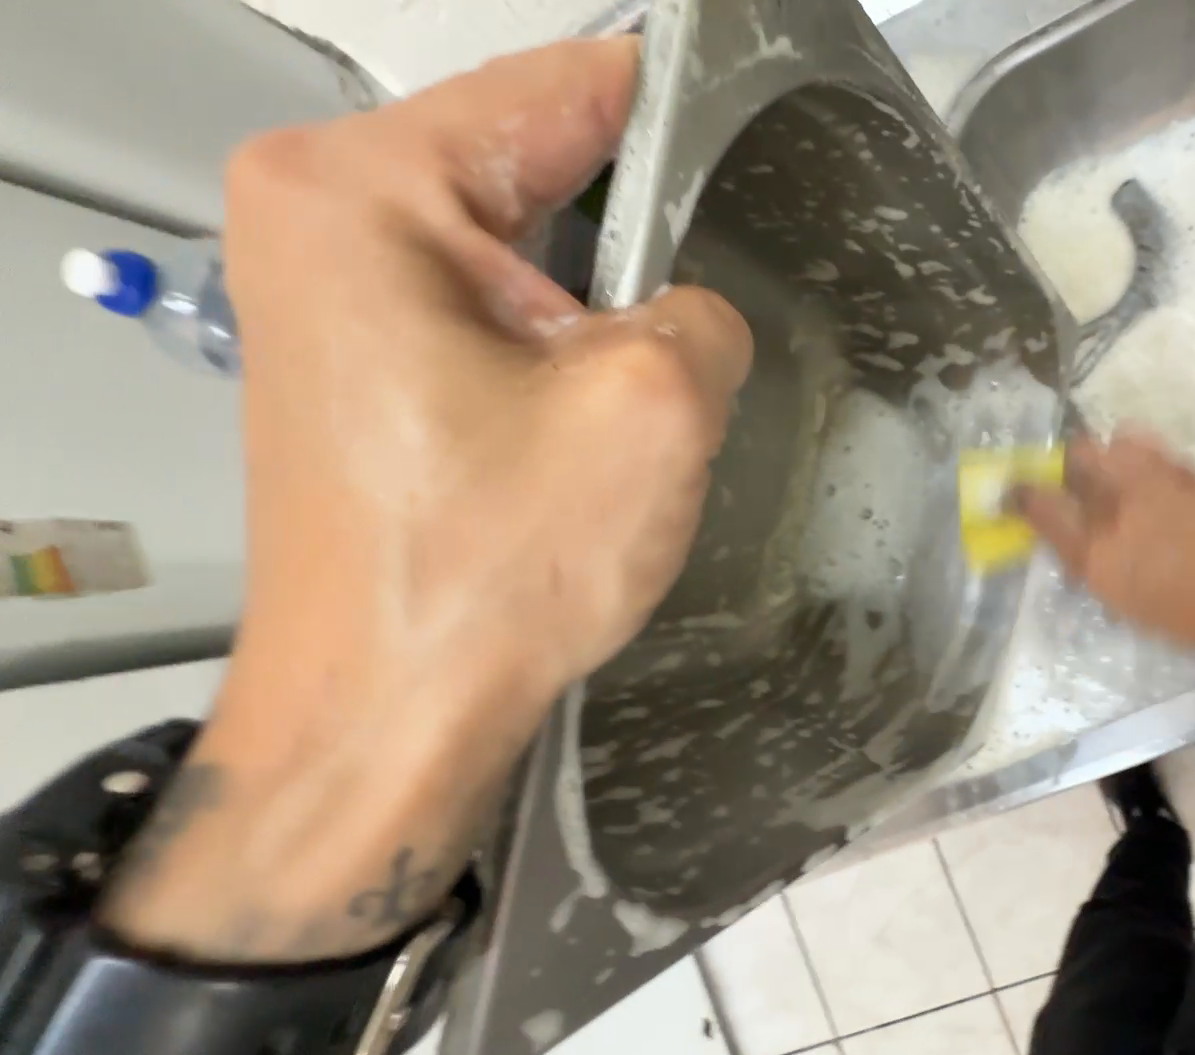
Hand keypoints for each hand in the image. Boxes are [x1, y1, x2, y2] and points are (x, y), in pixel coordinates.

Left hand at [102, 38, 752, 961]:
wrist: (391, 715)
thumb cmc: (499, 563)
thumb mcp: (654, 409)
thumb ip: (707, 316)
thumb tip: (693, 316)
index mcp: (369, 193)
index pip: (558, 91)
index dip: (673, 105)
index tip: (756, 112)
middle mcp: (329, 224)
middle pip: (539, 177)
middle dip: (645, 231)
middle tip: (727, 284)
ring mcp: (342, 303)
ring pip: (530, 260)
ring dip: (613, 304)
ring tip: (675, 363)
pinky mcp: (375, 375)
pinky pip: (504, 321)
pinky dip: (574, 346)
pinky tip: (617, 405)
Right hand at [1015, 430, 1194, 655]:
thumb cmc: (1184, 616)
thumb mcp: (1120, 602)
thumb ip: (1088, 562)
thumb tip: (1070, 536)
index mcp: (1095, 552)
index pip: (1038, 505)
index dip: (1018, 494)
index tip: (1014, 493)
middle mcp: (1116, 508)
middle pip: (1073, 459)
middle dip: (1065, 465)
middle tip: (1072, 479)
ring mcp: (1153, 483)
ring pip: (1109, 443)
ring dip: (1103, 455)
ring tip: (1112, 471)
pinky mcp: (1186, 470)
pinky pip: (1148, 442)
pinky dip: (1136, 448)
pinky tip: (1143, 465)